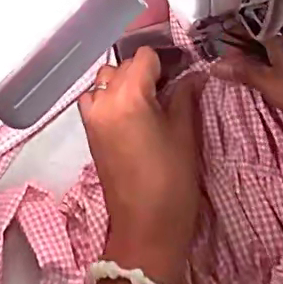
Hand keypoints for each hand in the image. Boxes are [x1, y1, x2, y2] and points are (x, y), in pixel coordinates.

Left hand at [78, 46, 203, 281]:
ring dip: (124, 82)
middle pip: (123, 65)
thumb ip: (185, 95)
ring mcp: (92, 116)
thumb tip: (194, 74)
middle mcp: (103, 100)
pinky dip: (110, 97)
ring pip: (105, 79)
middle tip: (169, 90)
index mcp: (128, 96)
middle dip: (145, 72)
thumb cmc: (171, 180)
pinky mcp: (89, 131)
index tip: (180, 73)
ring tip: (148, 102)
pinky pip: (96, 98)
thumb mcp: (185, 132)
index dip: (165, 62)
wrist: (145, 227)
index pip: (144, 57)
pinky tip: (131, 114)